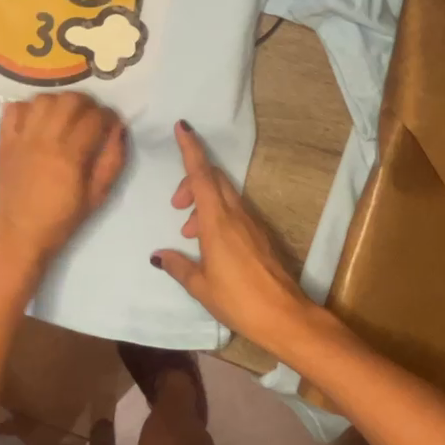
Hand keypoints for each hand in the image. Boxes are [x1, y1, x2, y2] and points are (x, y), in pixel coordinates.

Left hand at [0, 93, 126, 267]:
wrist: (17, 236)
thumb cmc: (60, 221)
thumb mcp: (97, 197)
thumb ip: (112, 161)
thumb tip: (118, 129)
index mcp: (70, 155)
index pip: (95, 117)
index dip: (109, 116)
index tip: (111, 123)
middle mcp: (44, 139)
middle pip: (69, 99)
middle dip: (86, 103)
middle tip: (90, 118)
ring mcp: (20, 138)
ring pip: (42, 98)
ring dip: (58, 102)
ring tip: (64, 117)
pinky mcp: (3, 141)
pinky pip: (13, 108)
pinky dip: (27, 108)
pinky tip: (36, 121)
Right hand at [153, 121, 331, 355]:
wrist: (285, 317)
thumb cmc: (238, 300)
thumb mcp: (200, 286)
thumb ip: (178, 265)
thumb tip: (159, 255)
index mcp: (218, 222)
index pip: (201, 176)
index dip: (191, 149)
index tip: (183, 127)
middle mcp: (236, 215)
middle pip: (213, 180)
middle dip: (192, 180)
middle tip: (175, 204)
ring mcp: (251, 224)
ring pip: (223, 196)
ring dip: (203, 202)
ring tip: (188, 232)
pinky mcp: (259, 236)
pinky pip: (233, 212)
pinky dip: (215, 216)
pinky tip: (207, 243)